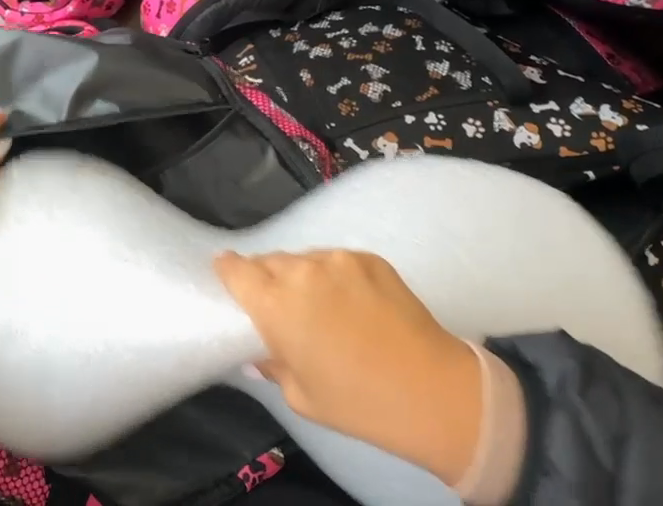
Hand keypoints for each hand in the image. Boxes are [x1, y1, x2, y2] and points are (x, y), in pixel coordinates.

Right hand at [215, 250, 483, 485]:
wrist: (434, 393)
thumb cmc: (358, 403)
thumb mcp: (301, 396)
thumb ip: (272, 365)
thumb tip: (259, 353)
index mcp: (274, 304)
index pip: (234, 268)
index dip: (228, 273)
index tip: (231, 283)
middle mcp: (300, 271)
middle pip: (268, 261)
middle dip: (267, 279)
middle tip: (282, 307)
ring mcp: (337, 260)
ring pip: (304, 259)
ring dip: (303, 277)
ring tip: (323, 307)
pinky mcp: (369, 258)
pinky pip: (337, 261)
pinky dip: (336, 277)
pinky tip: (354, 305)